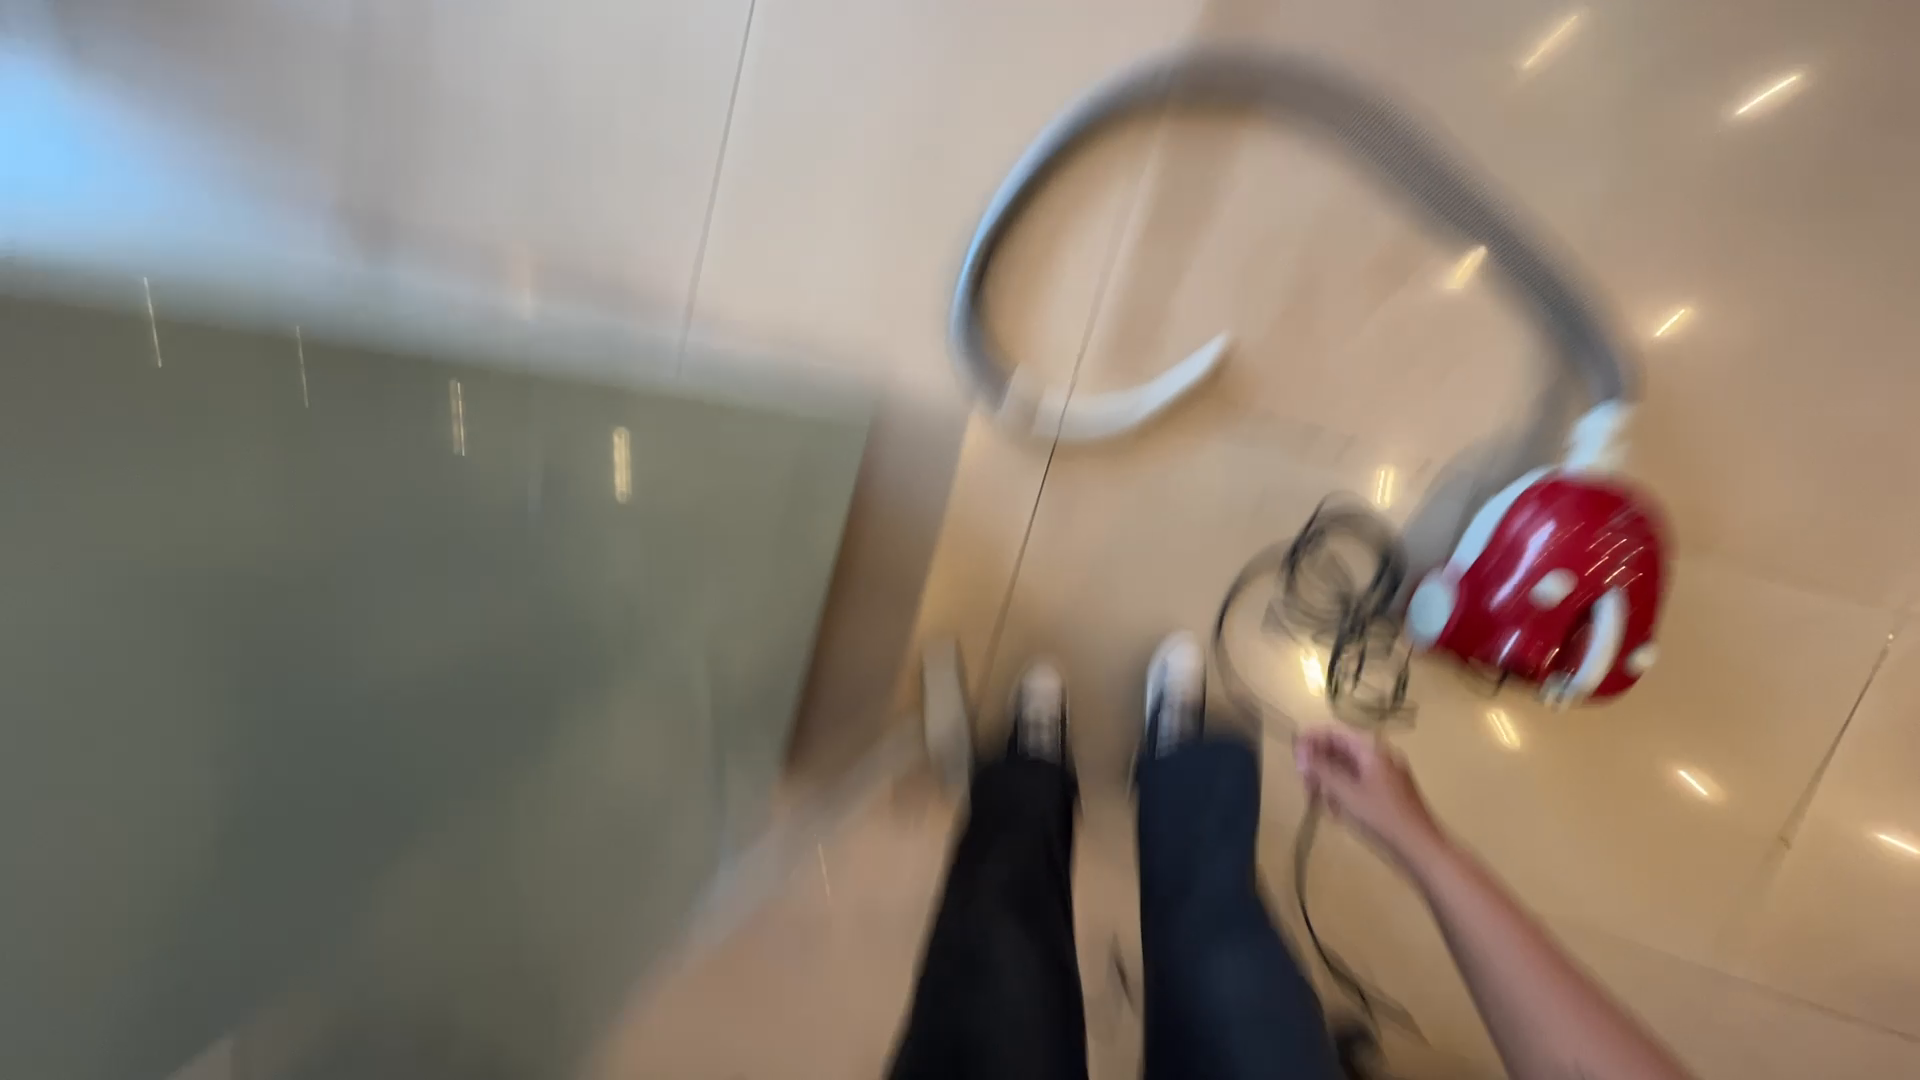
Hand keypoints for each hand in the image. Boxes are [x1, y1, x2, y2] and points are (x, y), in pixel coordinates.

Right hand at [1294, 726, 1445, 869]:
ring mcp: (1384, 774)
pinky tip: (1336, 812)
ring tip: (1318, 802)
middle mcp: (1378, 755)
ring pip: (1345, 768)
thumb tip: (1300, 752)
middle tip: (1305, 786)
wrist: (1422, 849)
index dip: (1311, 742)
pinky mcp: (1386, 791)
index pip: (1333, 732)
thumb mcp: (1345, 791)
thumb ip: (1320, 768)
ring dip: (1328, 782)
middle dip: (1318, 766)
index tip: (1296, 760)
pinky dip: (1342, 792)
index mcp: (1370, 748)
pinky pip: (1356, 782)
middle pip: (1338, 749)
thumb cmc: (1382, 816)